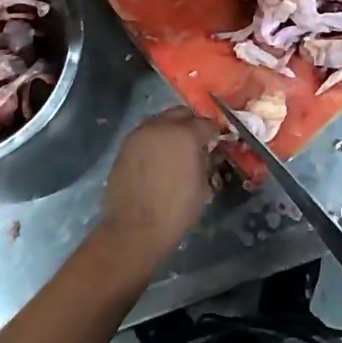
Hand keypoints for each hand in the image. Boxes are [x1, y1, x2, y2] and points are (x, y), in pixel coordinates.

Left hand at [95, 106, 217, 268]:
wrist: (135, 229)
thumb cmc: (176, 210)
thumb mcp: (203, 186)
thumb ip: (205, 160)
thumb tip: (205, 151)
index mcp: (185, 134)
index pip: (206, 123)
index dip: (214, 132)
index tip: (217, 142)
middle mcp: (161, 126)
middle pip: (181, 113)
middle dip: (191, 124)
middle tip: (197, 141)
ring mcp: (140, 134)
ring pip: (160, 120)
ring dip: (171, 128)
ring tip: (175, 148)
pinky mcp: (125, 145)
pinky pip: (145, 134)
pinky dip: (155, 139)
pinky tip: (158, 157)